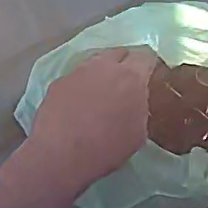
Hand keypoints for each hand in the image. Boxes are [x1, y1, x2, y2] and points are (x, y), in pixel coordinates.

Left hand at [23, 48, 158, 188]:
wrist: (60, 155)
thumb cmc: (107, 147)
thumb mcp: (138, 133)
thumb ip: (140, 108)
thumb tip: (135, 102)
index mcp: (131, 77)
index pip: (146, 56)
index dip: (148, 65)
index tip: (149, 75)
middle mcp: (105, 66)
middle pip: (120, 52)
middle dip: (125, 63)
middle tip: (126, 82)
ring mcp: (79, 71)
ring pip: (96, 62)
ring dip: (102, 71)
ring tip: (101, 91)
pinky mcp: (58, 82)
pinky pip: (76, 77)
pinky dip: (81, 85)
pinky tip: (79, 102)